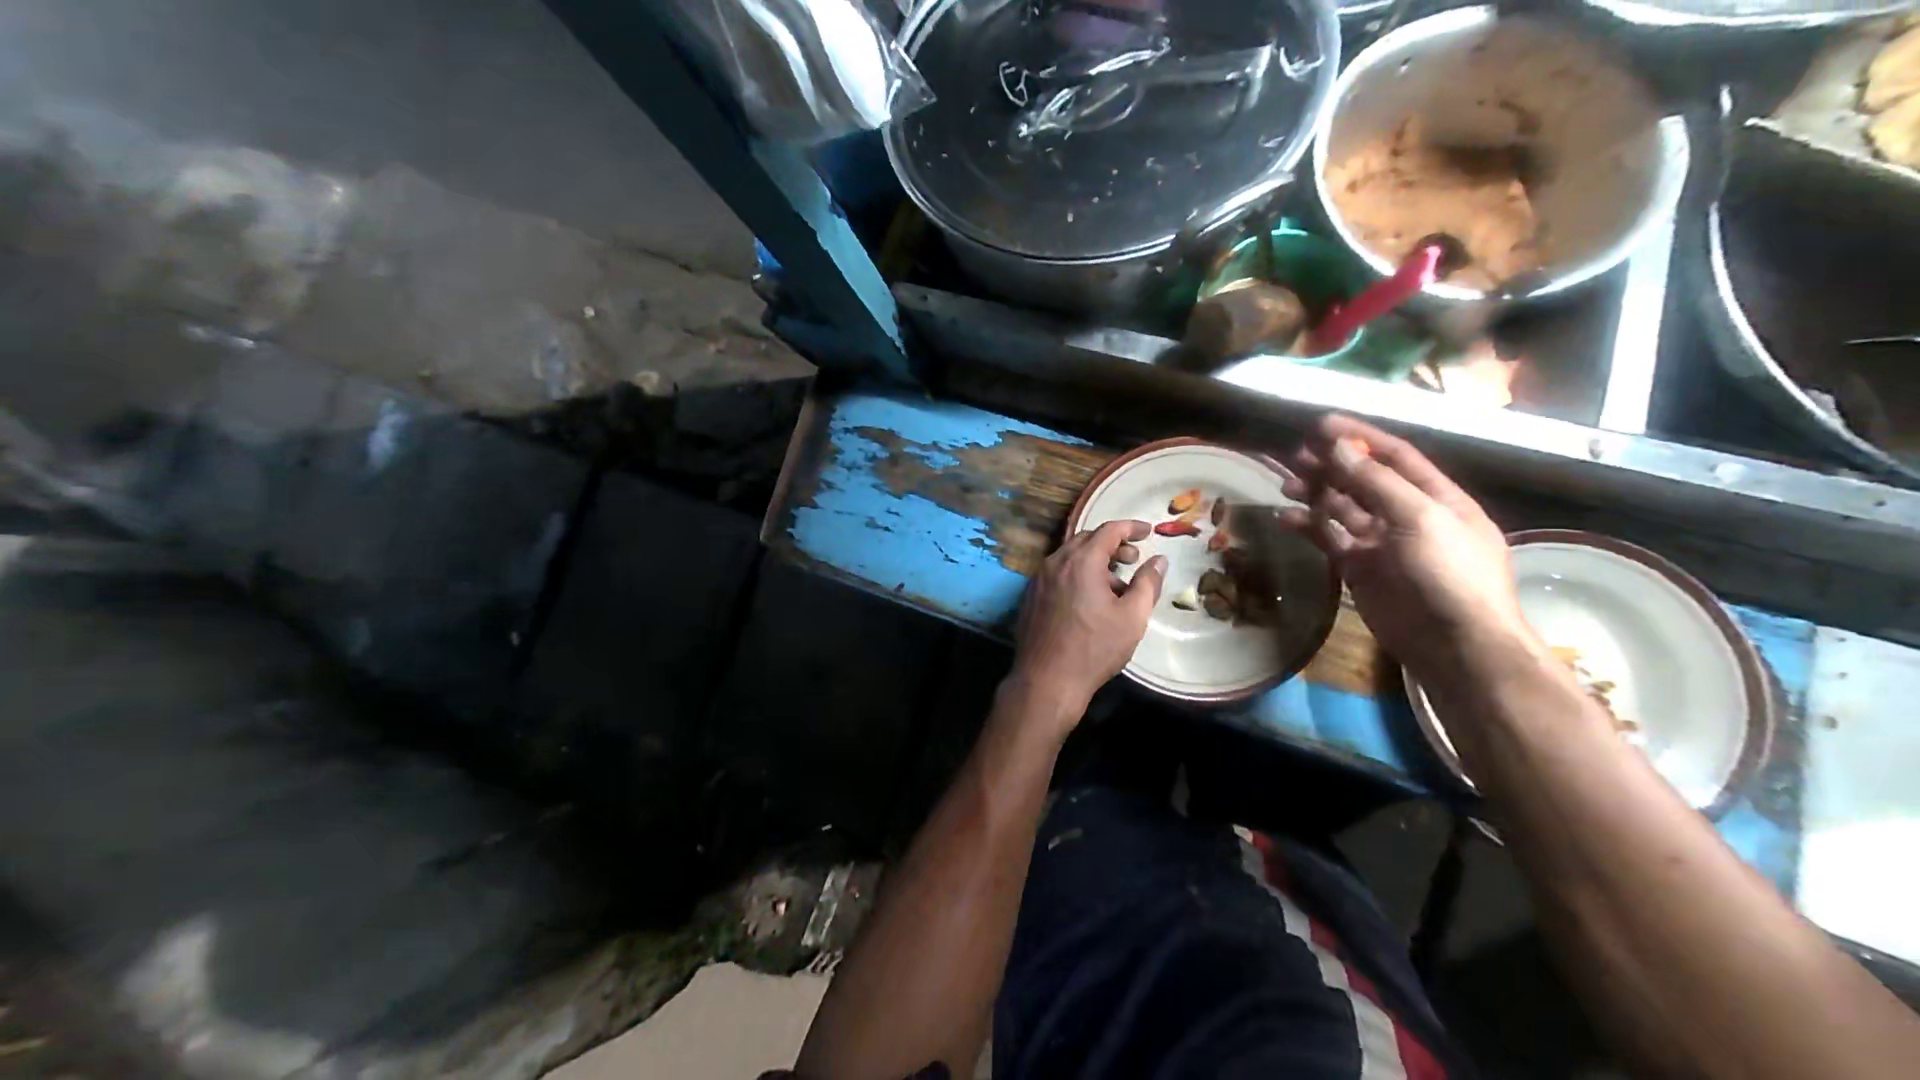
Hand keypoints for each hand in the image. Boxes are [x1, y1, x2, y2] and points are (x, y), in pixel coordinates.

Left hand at [1008, 520, 1167, 727]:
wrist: (1046, 680)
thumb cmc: (1094, 649)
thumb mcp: (1131, 617)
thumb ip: (1147, 584)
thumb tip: (1159, 560)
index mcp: (1081, 562)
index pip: (1108, 530)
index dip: (1131, 527)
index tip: (1147, 532)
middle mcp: (1055, 563)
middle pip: (1086, 540)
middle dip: (1112, 544)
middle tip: (1133, 558)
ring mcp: (1038, 579)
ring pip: (1069, 557)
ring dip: (1094, 562)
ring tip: (1115, 586)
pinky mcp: (1030, 597)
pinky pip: (1057, 574)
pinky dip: (1077, 575)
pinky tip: (1090, 601)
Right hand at [1281, 415, 1534, 682]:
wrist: (1454, 644)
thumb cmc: (1449, 574)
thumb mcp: (1419, 518)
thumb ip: (1375, 482)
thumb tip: (1337, 446)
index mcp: (1435, 496)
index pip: (1394, 456)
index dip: (1360, 437)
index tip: (1321, 423)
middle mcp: (1407, 514)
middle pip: (1364, 480)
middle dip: (1332, 464)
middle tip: (1296, 454)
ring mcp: (1381, 543)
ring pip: (1342, 508)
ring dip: (1316, 494)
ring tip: (1286, 484)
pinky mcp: (1359, 569)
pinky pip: (1329, 539)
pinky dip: (1308, 527)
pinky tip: (1286, 518)